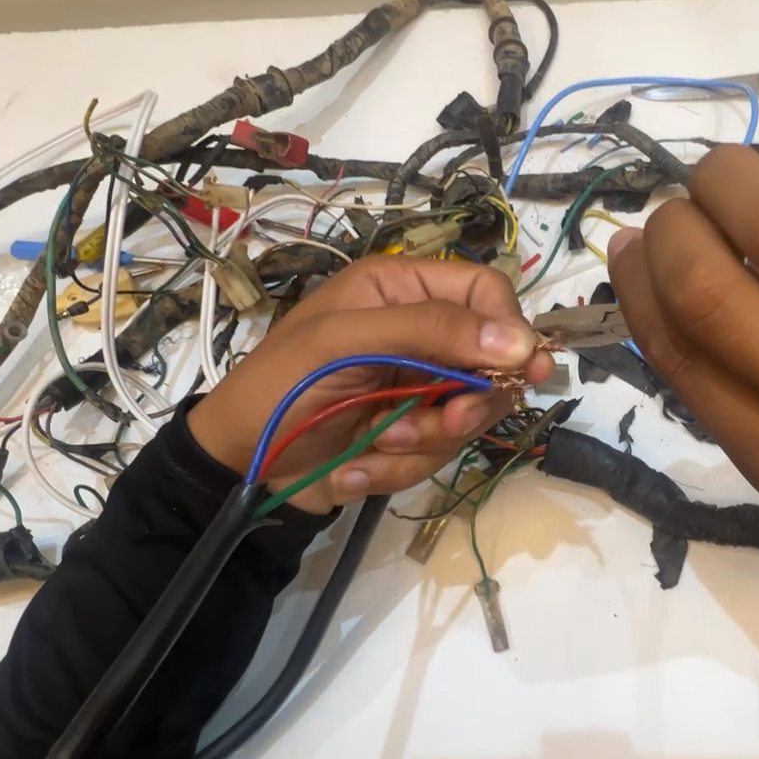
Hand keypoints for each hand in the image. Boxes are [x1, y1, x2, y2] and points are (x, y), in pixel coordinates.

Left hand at [186, 257, 552, 513]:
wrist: (237, 464)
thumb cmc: (281, 384)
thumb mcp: (348, 342)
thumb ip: (430, 331)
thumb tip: (521, 342)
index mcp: (402, 290)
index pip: (485, 293)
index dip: (509, 327)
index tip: (519, 368)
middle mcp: (419, 335)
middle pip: (491, 361)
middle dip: (469, 401)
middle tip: (450, 421)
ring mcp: (418, 388)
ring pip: (469, 415)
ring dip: (425, 440)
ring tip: (376, 442)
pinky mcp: (410, 435)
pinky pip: (438, 454)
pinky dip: (398, 468)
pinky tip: (354, 468)